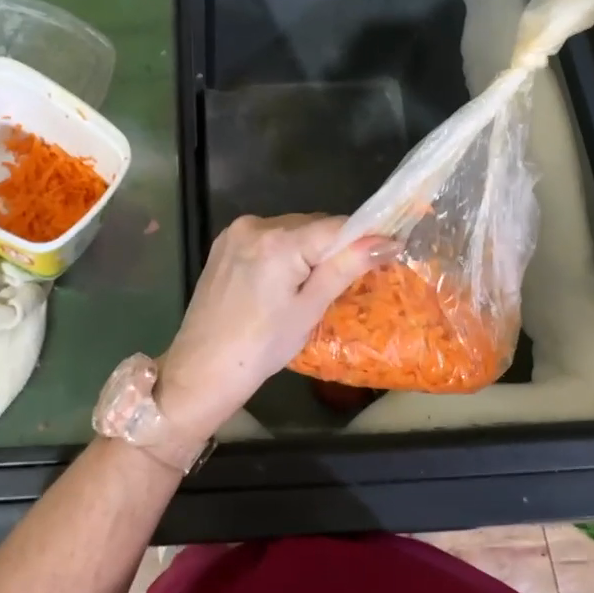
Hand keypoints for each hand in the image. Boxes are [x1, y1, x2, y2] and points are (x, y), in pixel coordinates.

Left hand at [154, 215, 389, 440]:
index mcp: (278, 242)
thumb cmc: (261, 347)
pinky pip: (268, 238)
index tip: (390, 250)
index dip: (365, 237)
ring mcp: (236, 232)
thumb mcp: (309, 309)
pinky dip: (284, 252)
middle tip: (349, 279)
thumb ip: (344, 269)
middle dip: (334, 246)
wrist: (203, 368)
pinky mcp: (224, 244)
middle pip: (312, 224)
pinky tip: (284, 282)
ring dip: (309, 248)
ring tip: (314, 286)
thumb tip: (386, 242)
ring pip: (290, 230)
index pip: (335, 226)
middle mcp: (255, 225)